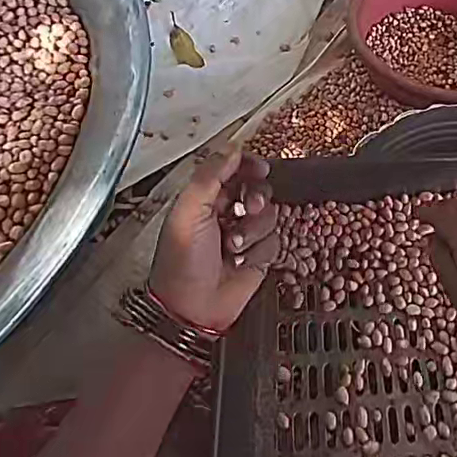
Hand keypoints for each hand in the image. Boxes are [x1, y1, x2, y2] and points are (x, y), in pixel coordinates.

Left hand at [148, 148, 276, 331]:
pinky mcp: (259, 256)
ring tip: (233, 247)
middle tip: (245, 211)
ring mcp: (245, 234)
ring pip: (270, 215)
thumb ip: (211, 175)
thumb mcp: (189, 210)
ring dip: (253, 231)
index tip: (260, 169)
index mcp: (206, 197)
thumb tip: (232, 149)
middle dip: (255, 200)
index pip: (234, 169)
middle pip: (258, 190)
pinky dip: (259, 250)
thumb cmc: (182, 260)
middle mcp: (227, 213)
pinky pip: (275, 240)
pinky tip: (240, 262)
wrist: (192, 307)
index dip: (249, 166)